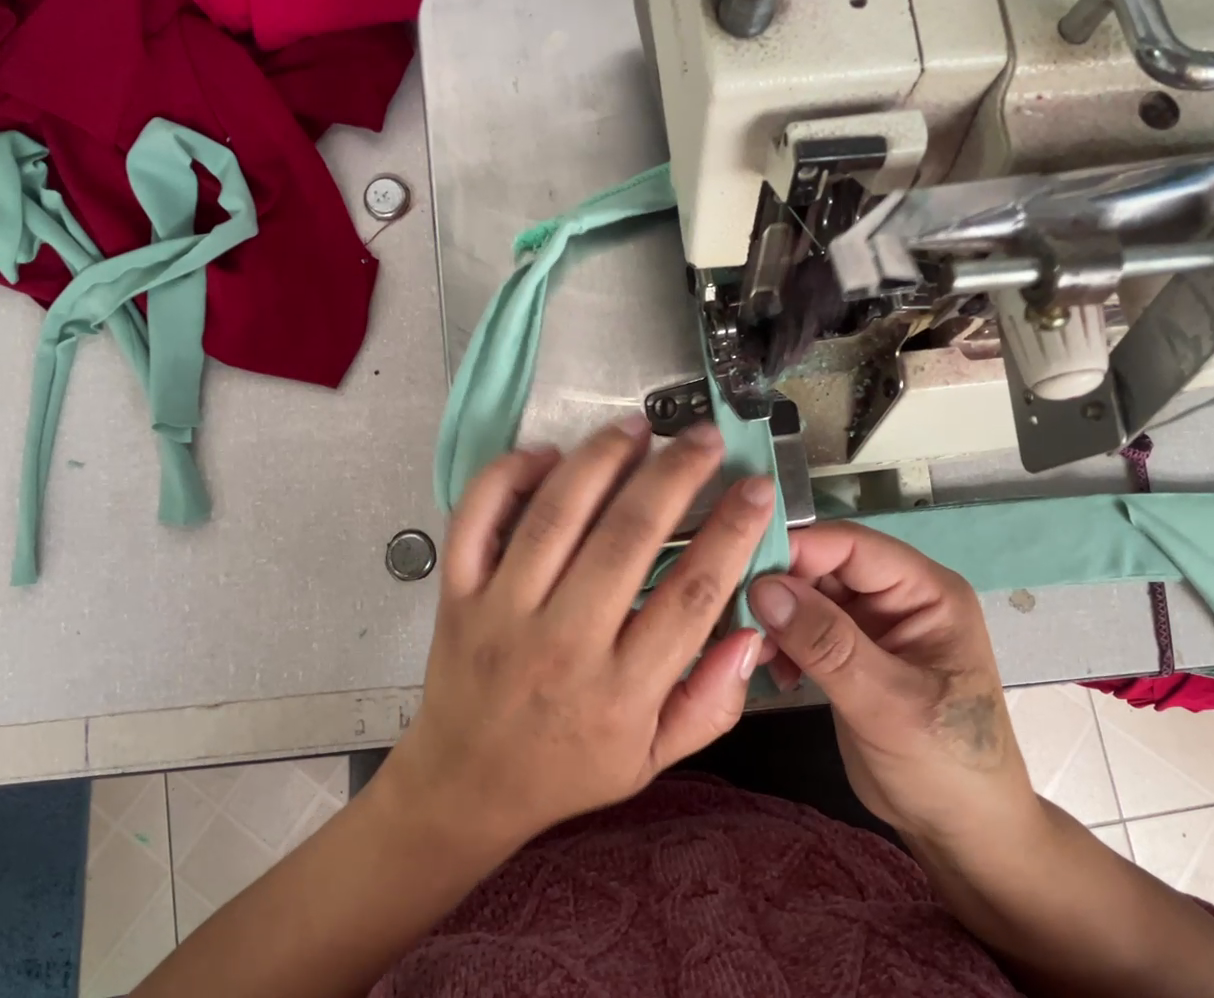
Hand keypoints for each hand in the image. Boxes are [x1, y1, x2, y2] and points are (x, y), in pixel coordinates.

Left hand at [379, 416, 777, 851]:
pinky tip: (547, 454)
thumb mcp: (654, 759)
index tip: (755, 488)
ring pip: (557, 515)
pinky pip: (477, 518)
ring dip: (601, 459)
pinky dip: (509, 475)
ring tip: (636, 427)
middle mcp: (563, 643)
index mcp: (621, 689)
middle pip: (629, 537)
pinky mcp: (457, 595)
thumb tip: (755, 632)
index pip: (691, 593)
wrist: (466, 786)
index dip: (733, 531)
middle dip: (676, 474)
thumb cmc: (567, 770)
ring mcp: (502, 613)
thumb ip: (711, 703)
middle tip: (703, 438)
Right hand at [746, 523, 1040, 845]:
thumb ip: (827, 644)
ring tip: (754, 653)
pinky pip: (805, 629)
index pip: (851, 546)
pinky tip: (774, 672)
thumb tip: (764, 587)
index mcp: (926, 592)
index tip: (739, 569)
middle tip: (735, 618)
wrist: (960, 830)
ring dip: (776, 618)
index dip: (796, 550)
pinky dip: (782, 643)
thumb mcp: (887, 703)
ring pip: (808, 597)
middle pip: (824, 567)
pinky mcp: (849, 655)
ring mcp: (872, 627)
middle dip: (779, 587)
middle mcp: (898, 598)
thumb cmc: (945, 765)